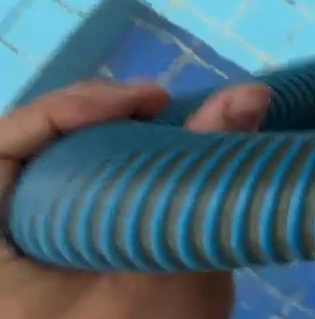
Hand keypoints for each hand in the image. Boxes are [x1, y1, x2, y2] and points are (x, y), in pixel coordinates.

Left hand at [1, 80, 270, 318]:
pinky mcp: (55, 256)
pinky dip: (121, 161)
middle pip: (20, 151)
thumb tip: (249, 92)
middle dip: (94, 115)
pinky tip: (167, 157)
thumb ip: (202, 177)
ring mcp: (21, 253)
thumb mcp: (170, 264)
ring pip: (51, 167)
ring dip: (111, 136)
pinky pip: (74, 189)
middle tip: (165, 106)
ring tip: (171, 126)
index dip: (64, 108)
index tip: (150, 99)